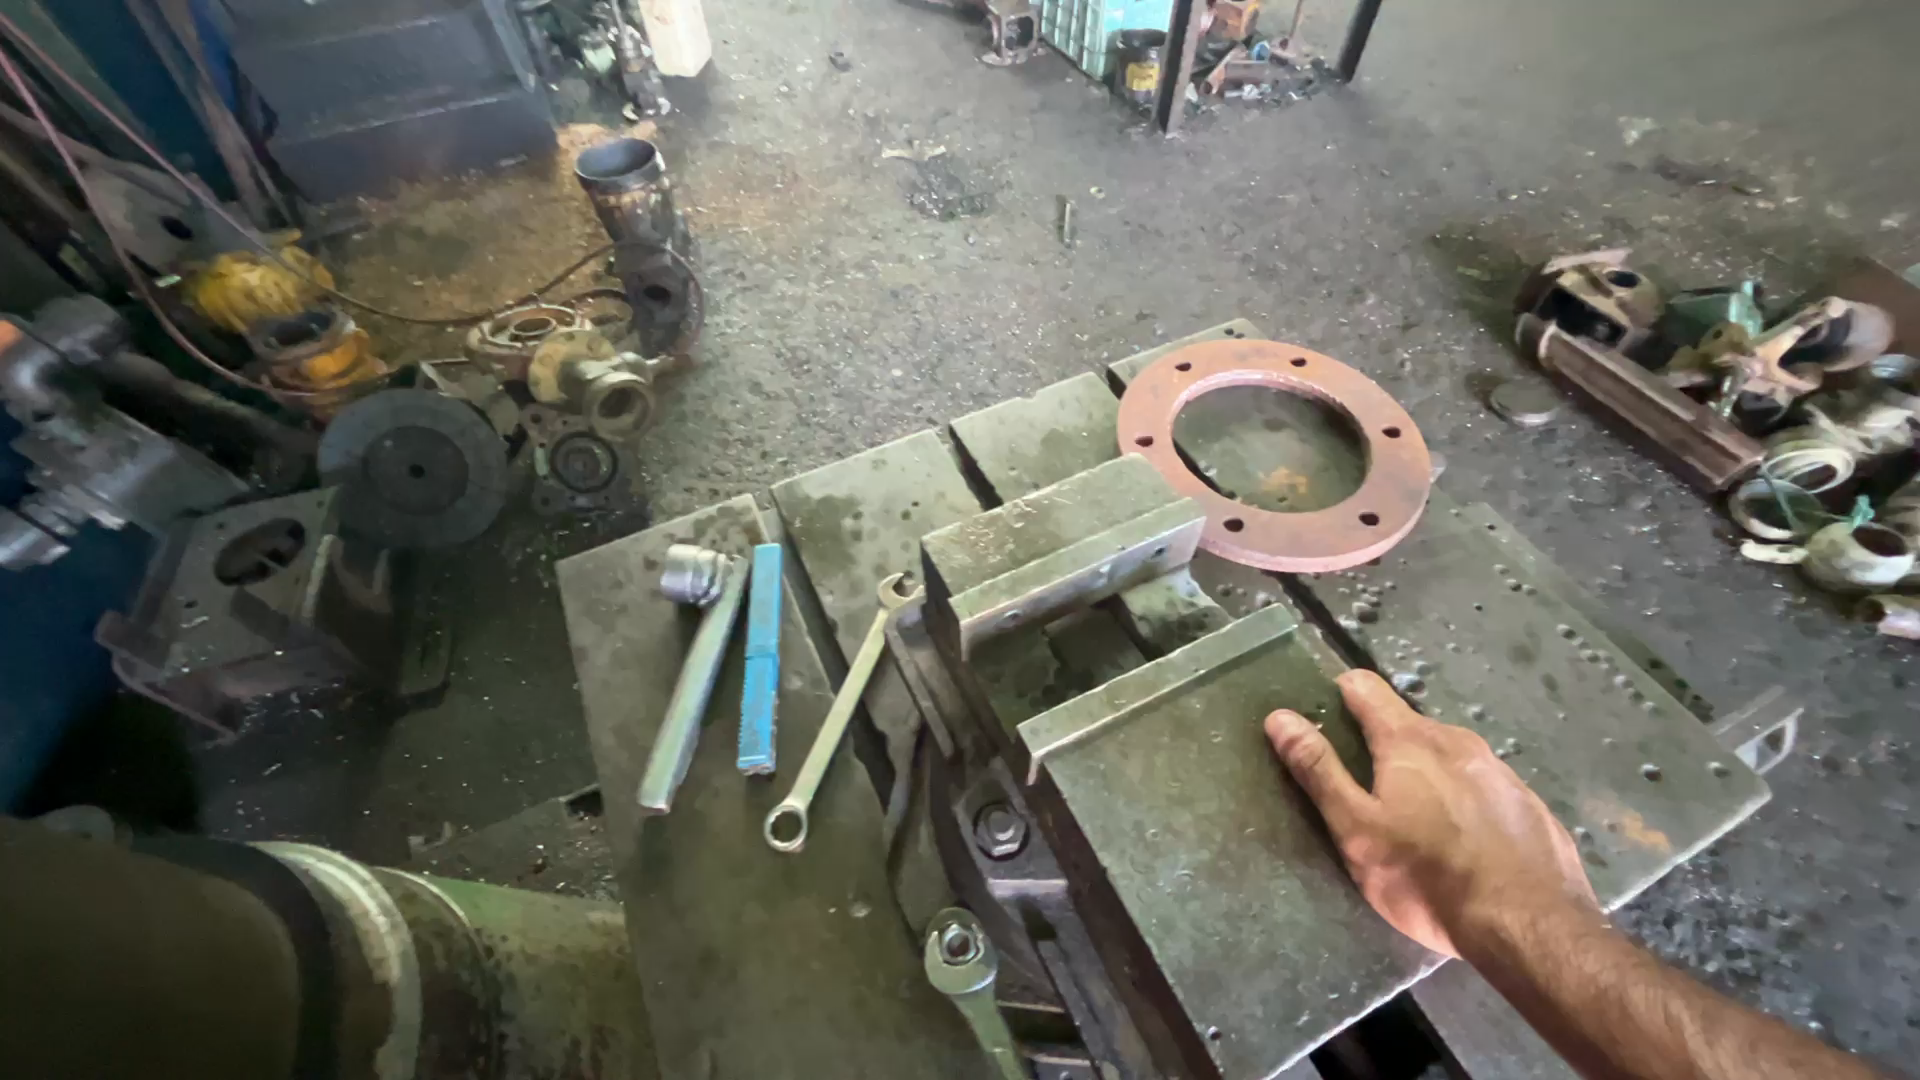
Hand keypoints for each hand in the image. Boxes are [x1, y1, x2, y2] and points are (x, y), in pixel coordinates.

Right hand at [1264, 669, 1597, 957]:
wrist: (1533, 935)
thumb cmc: (1427, 876)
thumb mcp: (1355, 827)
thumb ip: (1317, 768)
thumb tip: (1279, 717)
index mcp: (1409, 740)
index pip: (1364, 685)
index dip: (1339, 694)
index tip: (1326, 721)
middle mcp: (1457, 742)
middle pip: (1406, 722)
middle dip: (1381, 744)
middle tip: (1366, 790)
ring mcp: (1501, 772)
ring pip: (1447, 755)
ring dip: (1425, 772)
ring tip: (1415, 821)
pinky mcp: (1531, 807)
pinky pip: (1482, 786)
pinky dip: (1463, 800)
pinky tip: (1463, 843)